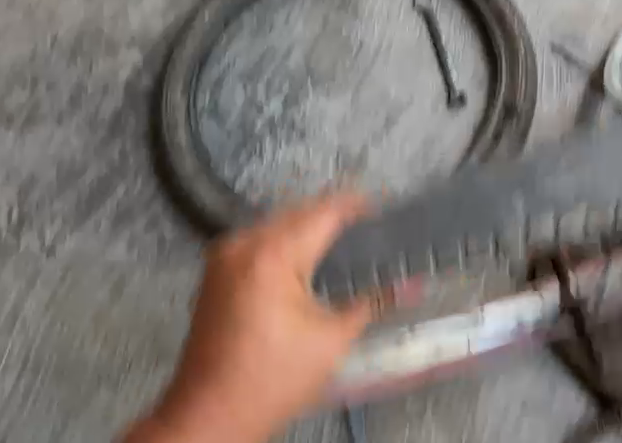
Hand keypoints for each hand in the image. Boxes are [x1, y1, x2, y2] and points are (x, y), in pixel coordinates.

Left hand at [127, 195, 372, 442]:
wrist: (209, 416)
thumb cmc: (273, 380)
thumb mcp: (331, 340)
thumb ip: (372, 302)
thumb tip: (412, 284)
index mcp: (274, 253)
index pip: (325, 211)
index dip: (358, 205)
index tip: (384, 207)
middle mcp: (246, 242)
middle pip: (300, 212)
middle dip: (334, 216)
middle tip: (368, 229)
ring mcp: (225, 253)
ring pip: (277, 222)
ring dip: (307, 227)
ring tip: (341, 242)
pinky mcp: (216, 268)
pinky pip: (258, 238)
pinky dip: (283, 241)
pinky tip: (304, 259)